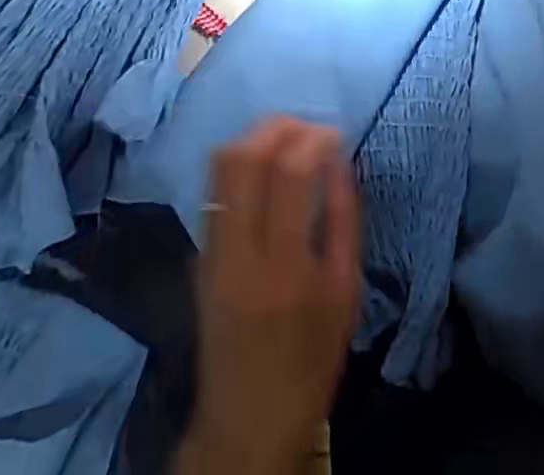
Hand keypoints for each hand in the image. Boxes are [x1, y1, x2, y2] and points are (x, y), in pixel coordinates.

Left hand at [177, 117, 360, 474]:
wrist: (249, 419)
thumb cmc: (312, 359)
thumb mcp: (345, 292)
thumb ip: (343, 220)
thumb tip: (339, 162)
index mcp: (283, 264)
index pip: (288, 173)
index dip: (313, 138)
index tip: (334, 132)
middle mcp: (237, 250)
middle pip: (240, 158)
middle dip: (276, 126)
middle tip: (307, 125)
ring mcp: (209, 252)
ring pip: (218, 169)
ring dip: (254, 139)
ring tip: (288, 138)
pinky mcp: (198, 257)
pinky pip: (215, 192)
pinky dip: (241, 166)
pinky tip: (267, 170)